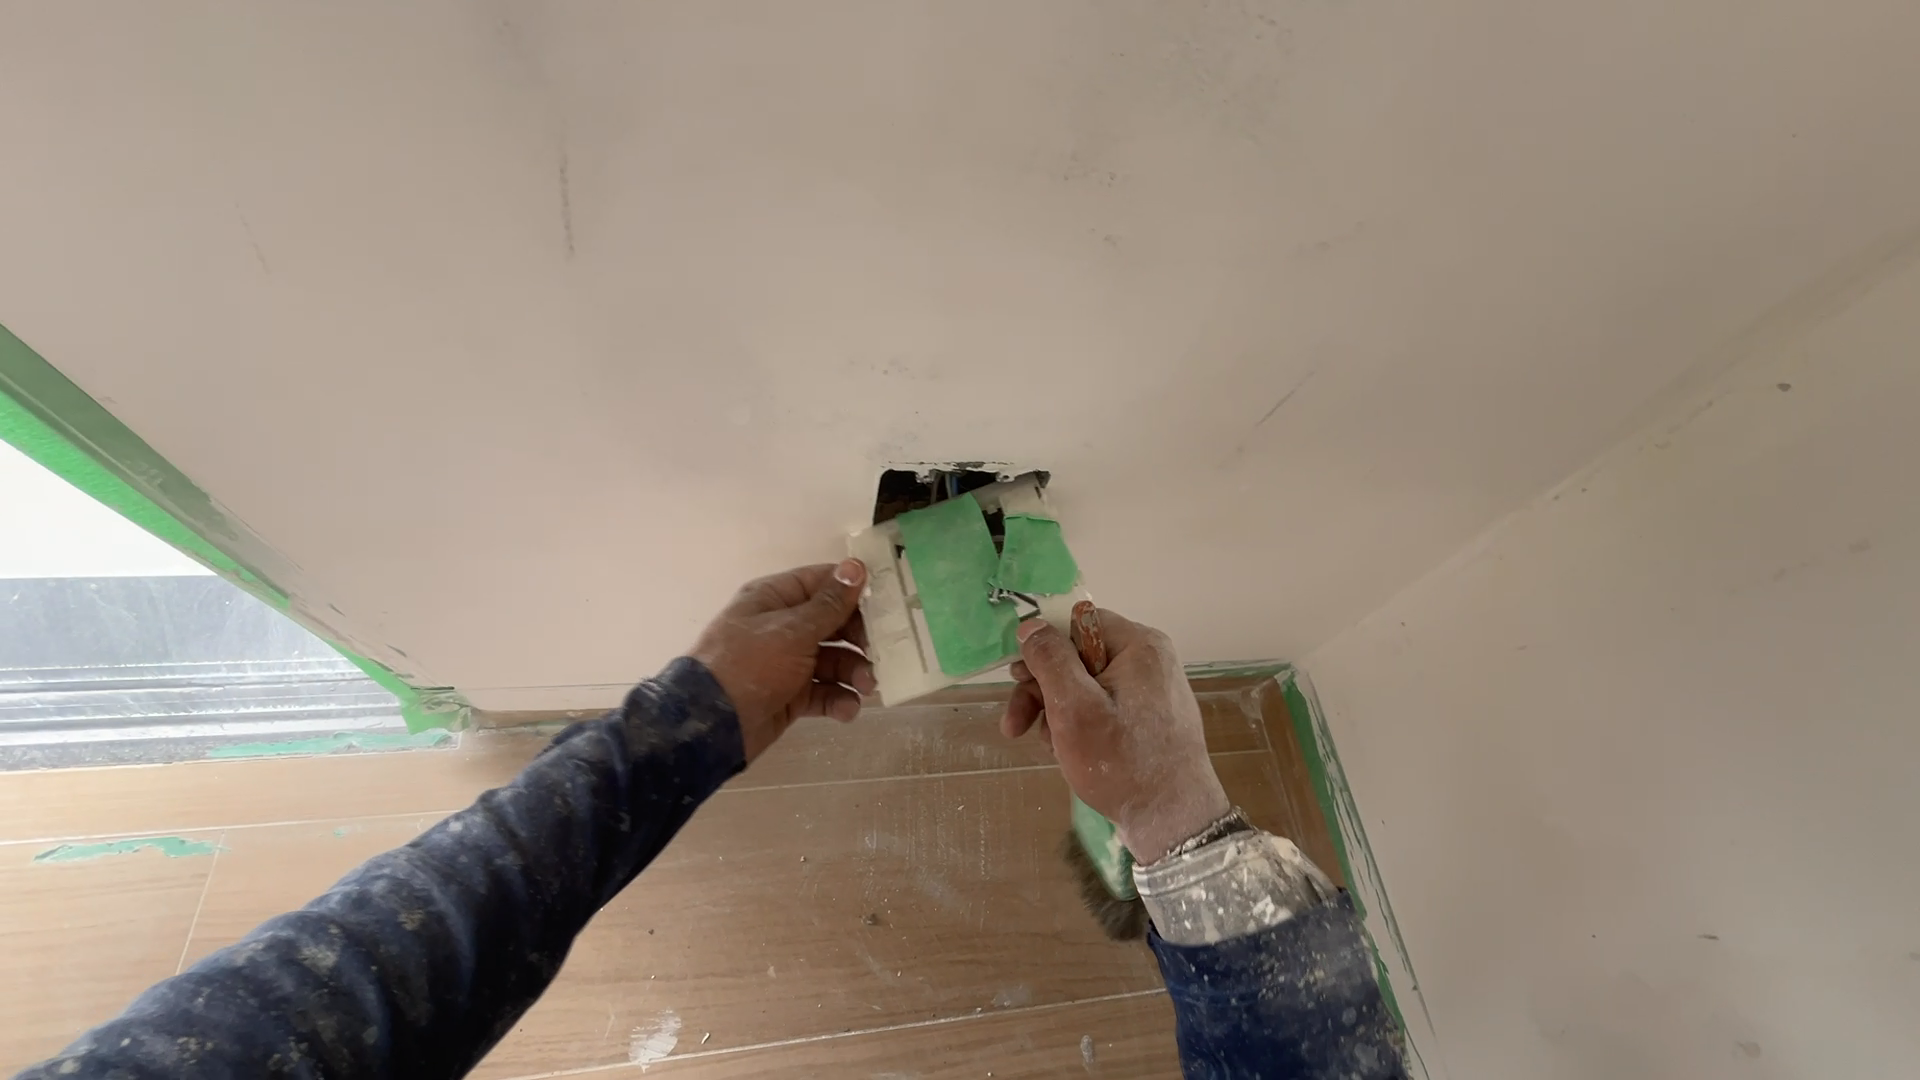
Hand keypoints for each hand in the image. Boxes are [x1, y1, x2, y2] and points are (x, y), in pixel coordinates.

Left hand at [689, 559, 873, 761]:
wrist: (710, 728)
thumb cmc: (750, 665)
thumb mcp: (792, 630)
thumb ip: (830, 603)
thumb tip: (856, 566)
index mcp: (775, 598)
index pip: (824, 583)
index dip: (855, 592)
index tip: (886, 605)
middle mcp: (782, 626)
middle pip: (833, 623)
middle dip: (859, 638)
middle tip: (880, 652)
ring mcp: (786, 662)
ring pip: (833, 659)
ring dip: (854, 672)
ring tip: (867, 687)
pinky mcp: (790, 695)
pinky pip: (823, 691)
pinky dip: (838, 699)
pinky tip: (847, 709)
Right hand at [1000, 609, 1229, 863]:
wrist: (1174, 823)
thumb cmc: (1122, 763)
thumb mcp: (1074, 708)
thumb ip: (1050, 660)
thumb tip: (1030, 625)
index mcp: (1139, 645)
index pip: (1078, 622)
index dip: (1043, 645)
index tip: (1017, 676)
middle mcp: (1148, 660)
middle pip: (1077, 656)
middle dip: (1041, 689)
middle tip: (1014, 723)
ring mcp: (1149, 690)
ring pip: (1084, 684)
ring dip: (1054, 711)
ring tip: (1044, 746)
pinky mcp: (1146, 718)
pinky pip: (1100, 706)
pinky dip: (1077, 725)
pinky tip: (1066, 752)